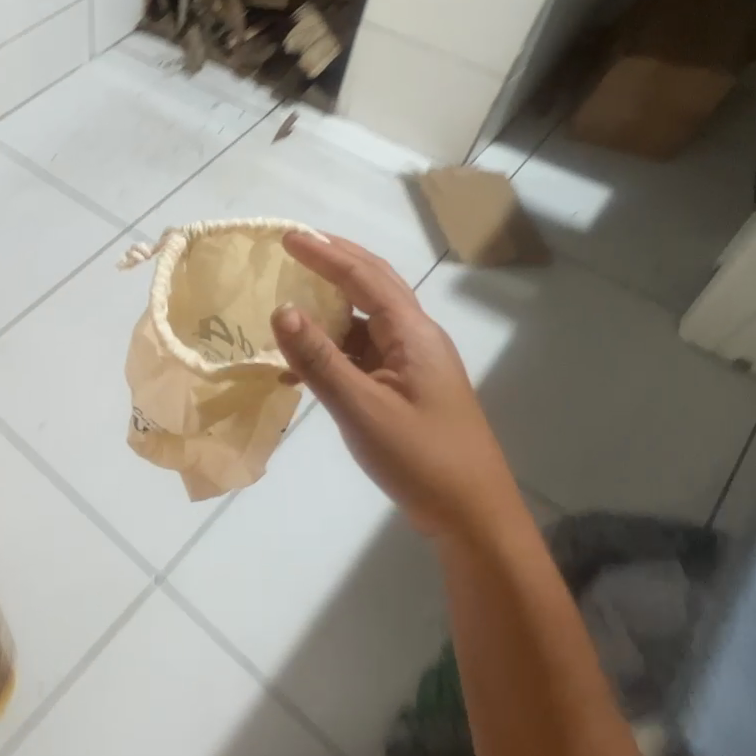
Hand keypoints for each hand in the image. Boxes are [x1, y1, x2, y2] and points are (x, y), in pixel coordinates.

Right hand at [270, 232, 523, 540]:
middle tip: (294, 245)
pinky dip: (332, 345)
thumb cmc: (421, 459)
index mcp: (413, 335)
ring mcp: (413, 364)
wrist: (474, 518)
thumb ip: (319, 358)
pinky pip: (364, 351)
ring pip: (367, 319)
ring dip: (331, 304)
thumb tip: (281, 309)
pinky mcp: (406, 388)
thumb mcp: (361, 408)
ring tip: (290, 295)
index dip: (325, 254)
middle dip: (335, 261)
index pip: (365, 277)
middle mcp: (417, 339)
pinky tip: (301, 363)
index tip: (287, 236)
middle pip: (375, 284)